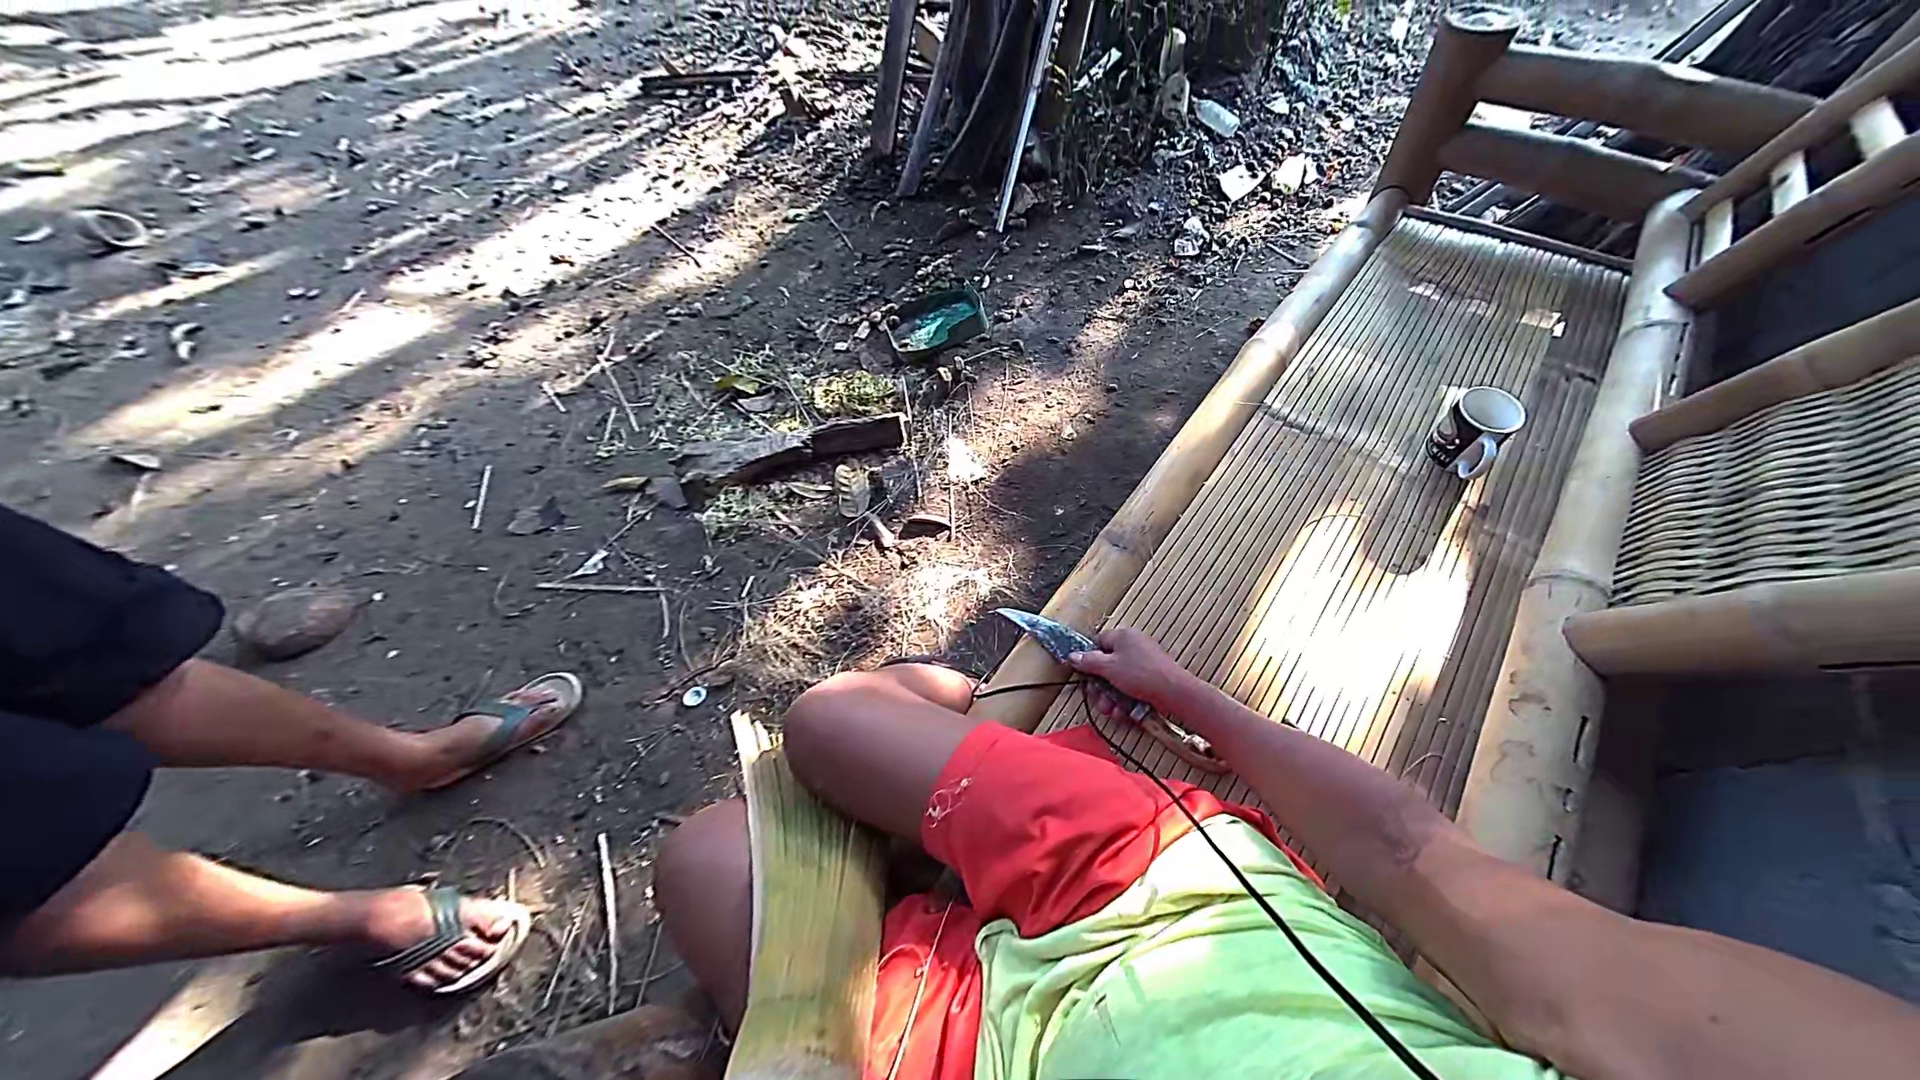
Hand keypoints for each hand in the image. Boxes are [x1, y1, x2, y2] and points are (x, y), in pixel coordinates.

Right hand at [1066, 628, 1190, 714]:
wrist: (1175, 692)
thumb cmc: (1140, 675)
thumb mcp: (1109, 668)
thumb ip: (1088, 661)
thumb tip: (1072, 655)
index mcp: (1123, 636)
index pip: (1099, 642)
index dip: (1090, 658)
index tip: (1086, 674)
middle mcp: (1134, 646)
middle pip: (1108, 664)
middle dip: (1101, 687)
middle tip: (1099, 700)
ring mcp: (1144, 662)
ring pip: (1119, 680)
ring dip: (1112, 698)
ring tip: (1112, 711)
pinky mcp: (1152, 678)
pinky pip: (1132, 687)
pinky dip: (1126, 700)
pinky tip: (1125, 713)